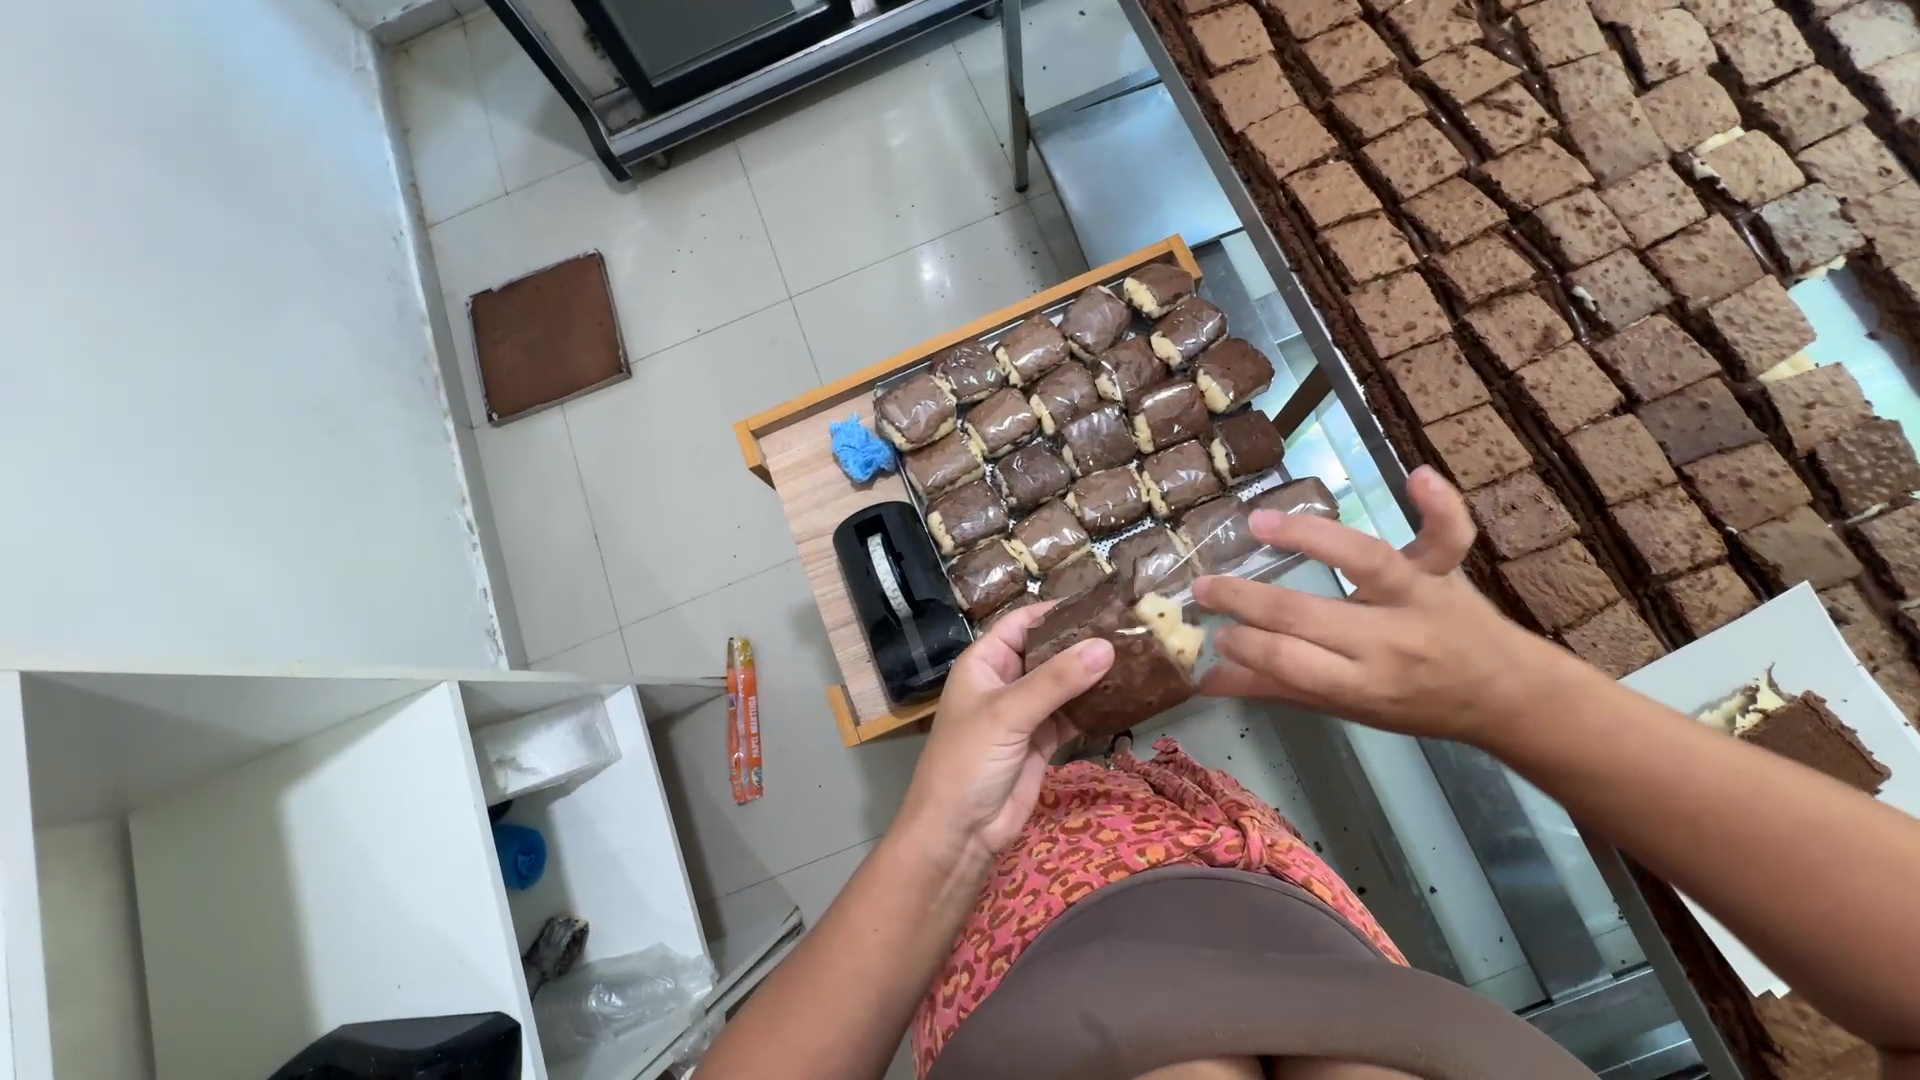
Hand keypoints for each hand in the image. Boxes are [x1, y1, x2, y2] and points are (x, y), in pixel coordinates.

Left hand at [897, 603, 1113, 859]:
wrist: (958, 832)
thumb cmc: (968, 761)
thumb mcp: (1008, 713)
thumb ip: (1057, 680)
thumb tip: (1106, 646)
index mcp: (984, 662)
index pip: (1022, 623)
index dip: (1056, 611)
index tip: (1101, 602)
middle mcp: (1005, 681)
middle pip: (1048, 652)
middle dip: (1082, 642)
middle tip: (1131, 629)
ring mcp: (1025, 713)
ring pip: (1064, 684)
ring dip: (1093, 675)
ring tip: (1138, 657)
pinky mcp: (1042, 742)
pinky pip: (1072, 715)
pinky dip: (1095, 708)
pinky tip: (1125, 697)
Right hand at [1193, 466, 1577, 743]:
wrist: (1507, 696)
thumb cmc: (1414, 705)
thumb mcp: (1343, 707)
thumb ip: (1275, 687)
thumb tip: (1204, 679)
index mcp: (1362, 685)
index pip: (1288, 661)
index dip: (1245, 646)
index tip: (1215, 633)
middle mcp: (1389, 642)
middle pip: (1307, 613)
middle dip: (1247, 599)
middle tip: (1203, 587)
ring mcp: (1419, 600)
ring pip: (1364, 560)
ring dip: (1308, 537)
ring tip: (1258, 523)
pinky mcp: (1445, 571)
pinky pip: (1448, 536)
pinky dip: (1437, 504)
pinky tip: (1414, 475)